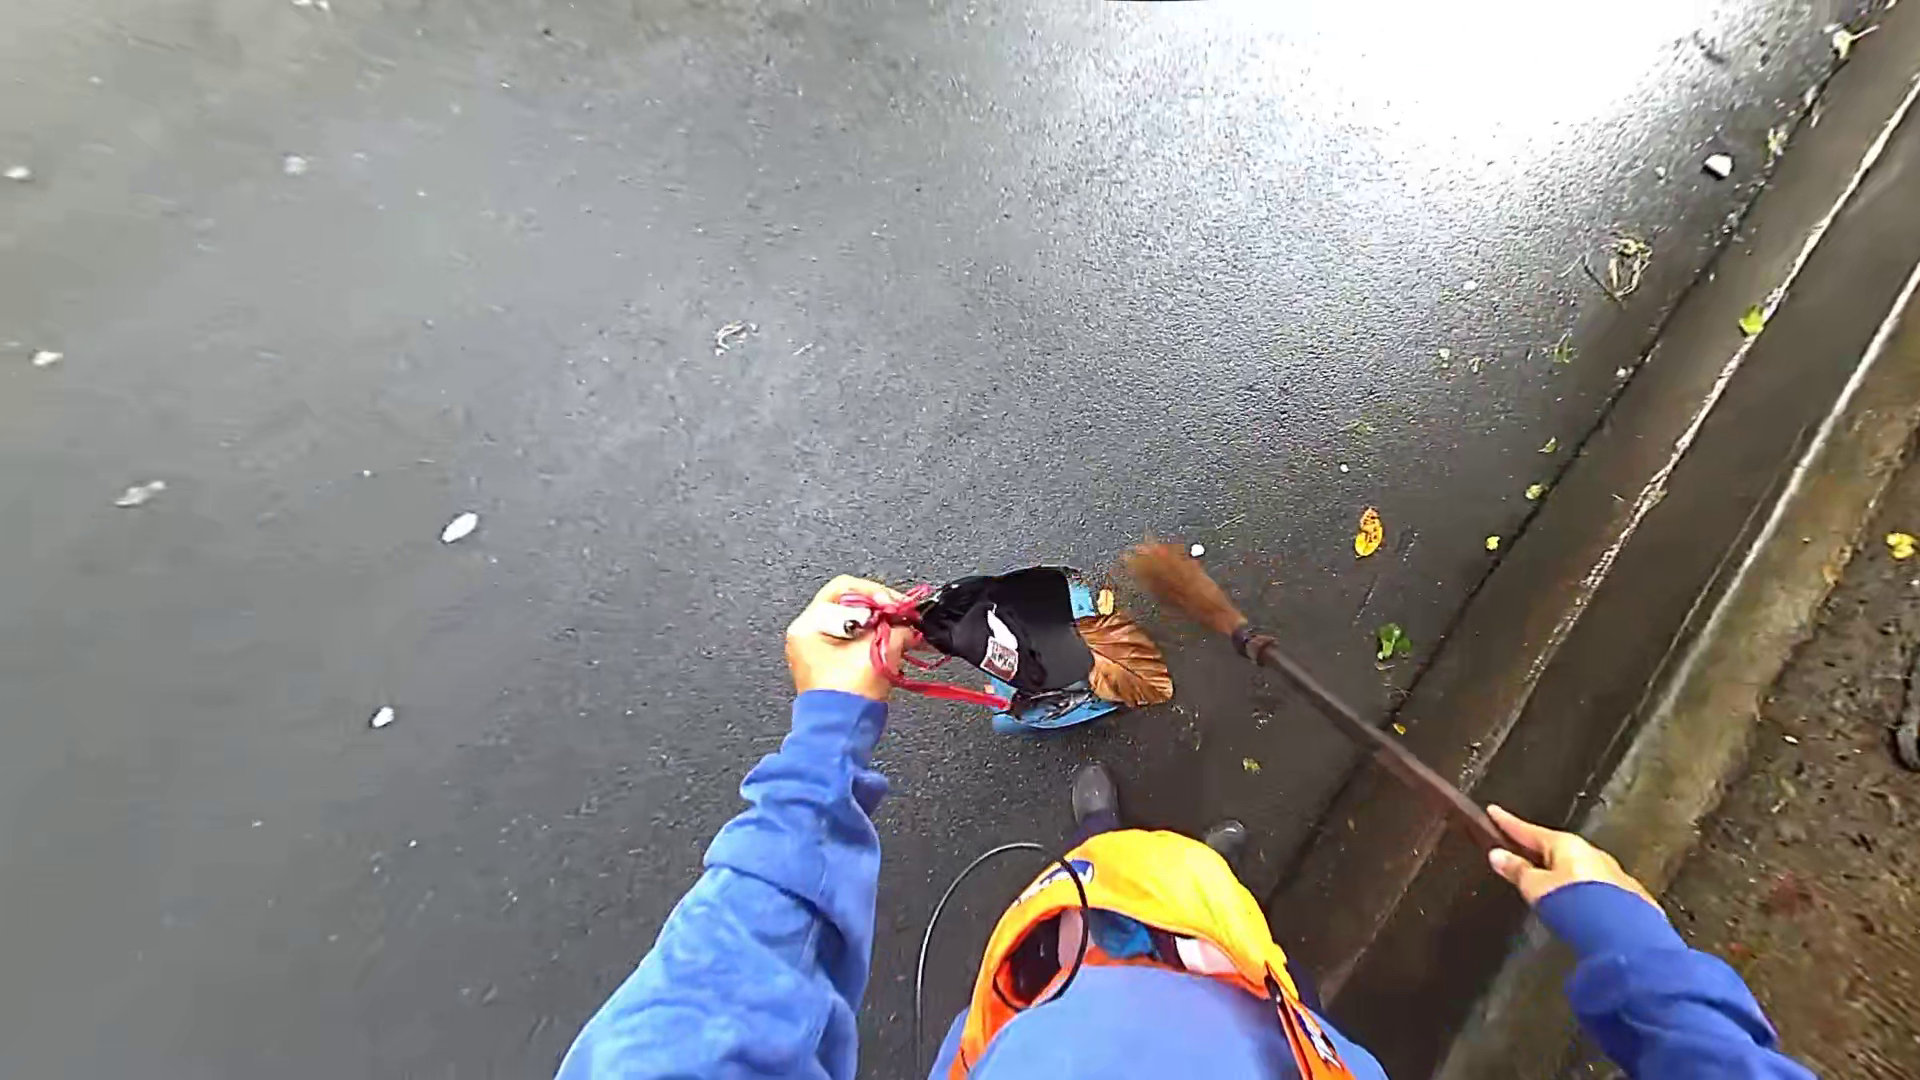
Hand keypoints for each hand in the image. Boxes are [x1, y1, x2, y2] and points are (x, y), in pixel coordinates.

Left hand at [785, 575, 915, 700]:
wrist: (841, 735)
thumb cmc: (849, 697)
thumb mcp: (879, 652)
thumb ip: (898, 630)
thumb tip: (910, 626)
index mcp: (809, 625)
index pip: (846, 589)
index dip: (877, 594)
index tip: (898, 606)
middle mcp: (808, 634)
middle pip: (851, 605)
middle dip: (883, 612)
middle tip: (904, 618)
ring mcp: (818, 650)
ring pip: (856, 624)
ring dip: (882, 627)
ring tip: (904, 634)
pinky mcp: (830, 665)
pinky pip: (855, 641)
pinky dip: (875, 642)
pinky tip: (894, 648)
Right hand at [1485, 805, 1660, 909]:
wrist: (1630, 945)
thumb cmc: (1581, 908)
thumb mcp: (1533, 886)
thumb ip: (1515, 869)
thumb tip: (1499, 857)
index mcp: (1567, 844)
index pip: (1527, 829)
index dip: (1507, 822)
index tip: (1495, 812)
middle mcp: (1595, 856)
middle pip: (1558, 850)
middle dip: (1538, 853)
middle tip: (1519, 856)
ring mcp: (1618, 880)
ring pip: (1582, 871)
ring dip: (1564, 876)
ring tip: (1548, 888)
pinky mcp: (1637, 905)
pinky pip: (1602, 891)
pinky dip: (1586, 895)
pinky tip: (1579, 908)